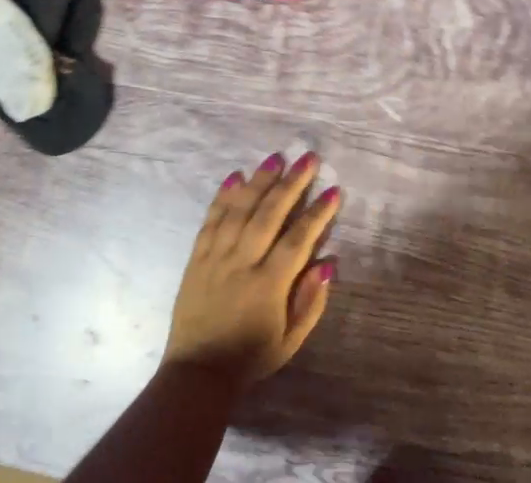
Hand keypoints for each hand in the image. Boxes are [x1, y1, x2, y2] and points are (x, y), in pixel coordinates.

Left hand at [162, 152, 338, 388]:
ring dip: (259, 180)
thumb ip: (311, 301)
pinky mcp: (197, 258)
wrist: (197, 372)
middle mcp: (242, 263)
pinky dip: (223, 197)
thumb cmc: (251, 357)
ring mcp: (216, 257)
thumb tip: (329, 263)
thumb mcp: (290, 340)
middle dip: (291, 183)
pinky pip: (211, 220)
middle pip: (269, 214)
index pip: (298, 240)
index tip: (333, 190)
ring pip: (240, 209)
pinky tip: (235, 176)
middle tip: (308, 158)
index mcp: (269, 285)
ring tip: (276, 157)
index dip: (317, 213)